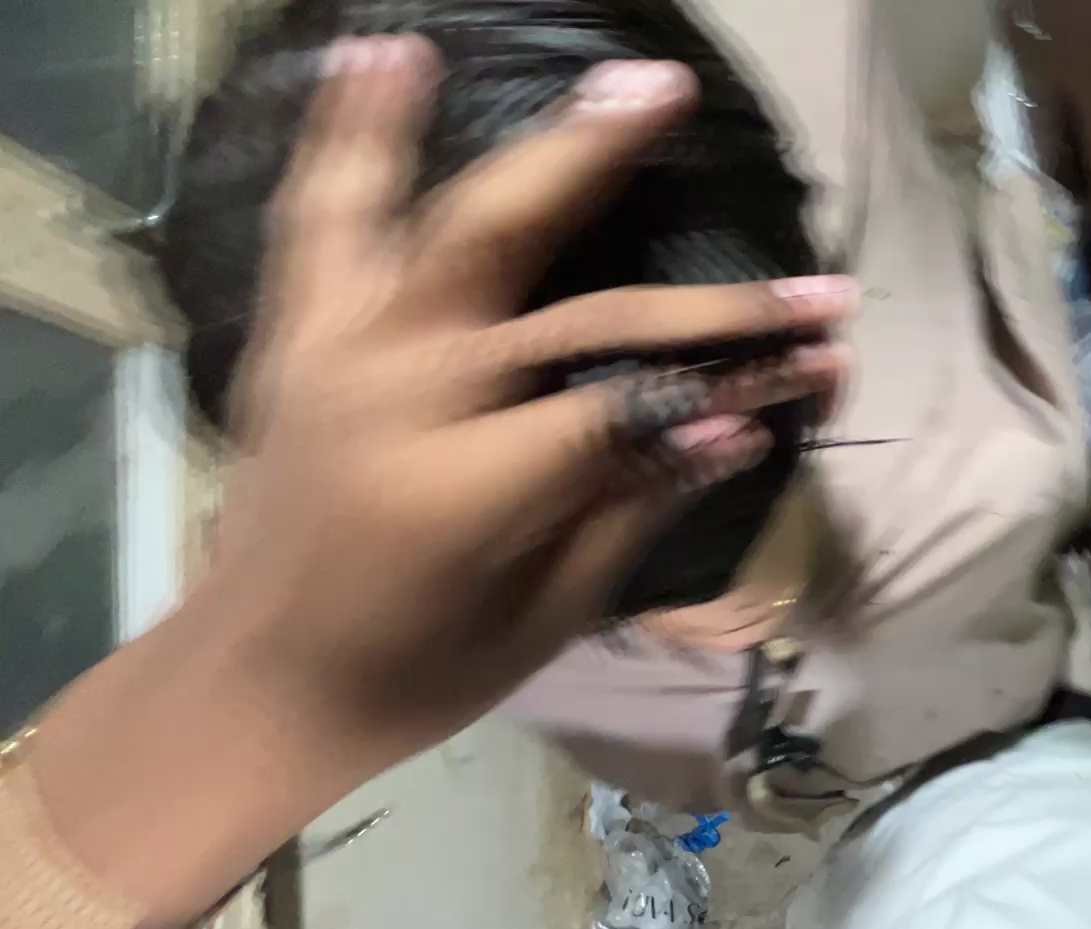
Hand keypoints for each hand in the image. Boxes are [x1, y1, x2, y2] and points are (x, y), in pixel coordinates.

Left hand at [195, 35, 853, 767]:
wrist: (256, 684)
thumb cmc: (423, 674)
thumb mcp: (551, 609)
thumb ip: (638, 500)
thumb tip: (739, 426)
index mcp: (464, 491)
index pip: (631, 412)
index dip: (731, 388)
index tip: (816, 372)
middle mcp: (399, 400)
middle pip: (580, 315)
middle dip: (711, 300)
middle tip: (809, 277)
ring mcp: (340, 352)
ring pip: (462, 228)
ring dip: (564, 154)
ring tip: (643, 85)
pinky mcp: (303, 335)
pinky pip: (328, 215)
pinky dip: (359, 131)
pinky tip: (393, 54)